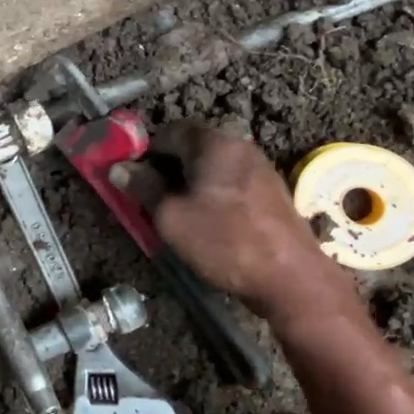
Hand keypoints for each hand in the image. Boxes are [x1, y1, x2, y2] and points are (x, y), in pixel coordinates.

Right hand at [112, 123, 338, 319]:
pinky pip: (231, 182)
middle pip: (191, 147)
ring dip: (190, 183)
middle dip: (167, 169)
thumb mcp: (171, 217)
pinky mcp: (272, 192)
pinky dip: (213, 194)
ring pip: (211, 166)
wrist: (294, 281)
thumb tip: (119, 168)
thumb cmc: (225, 241)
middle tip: (152, 198)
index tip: (134, 179)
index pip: (167, 132)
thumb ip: (142, 187)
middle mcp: (239, 146)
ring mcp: (260, 168)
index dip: (144, 153)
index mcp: (213, 142)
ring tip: (178, 213)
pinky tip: (209, 222)